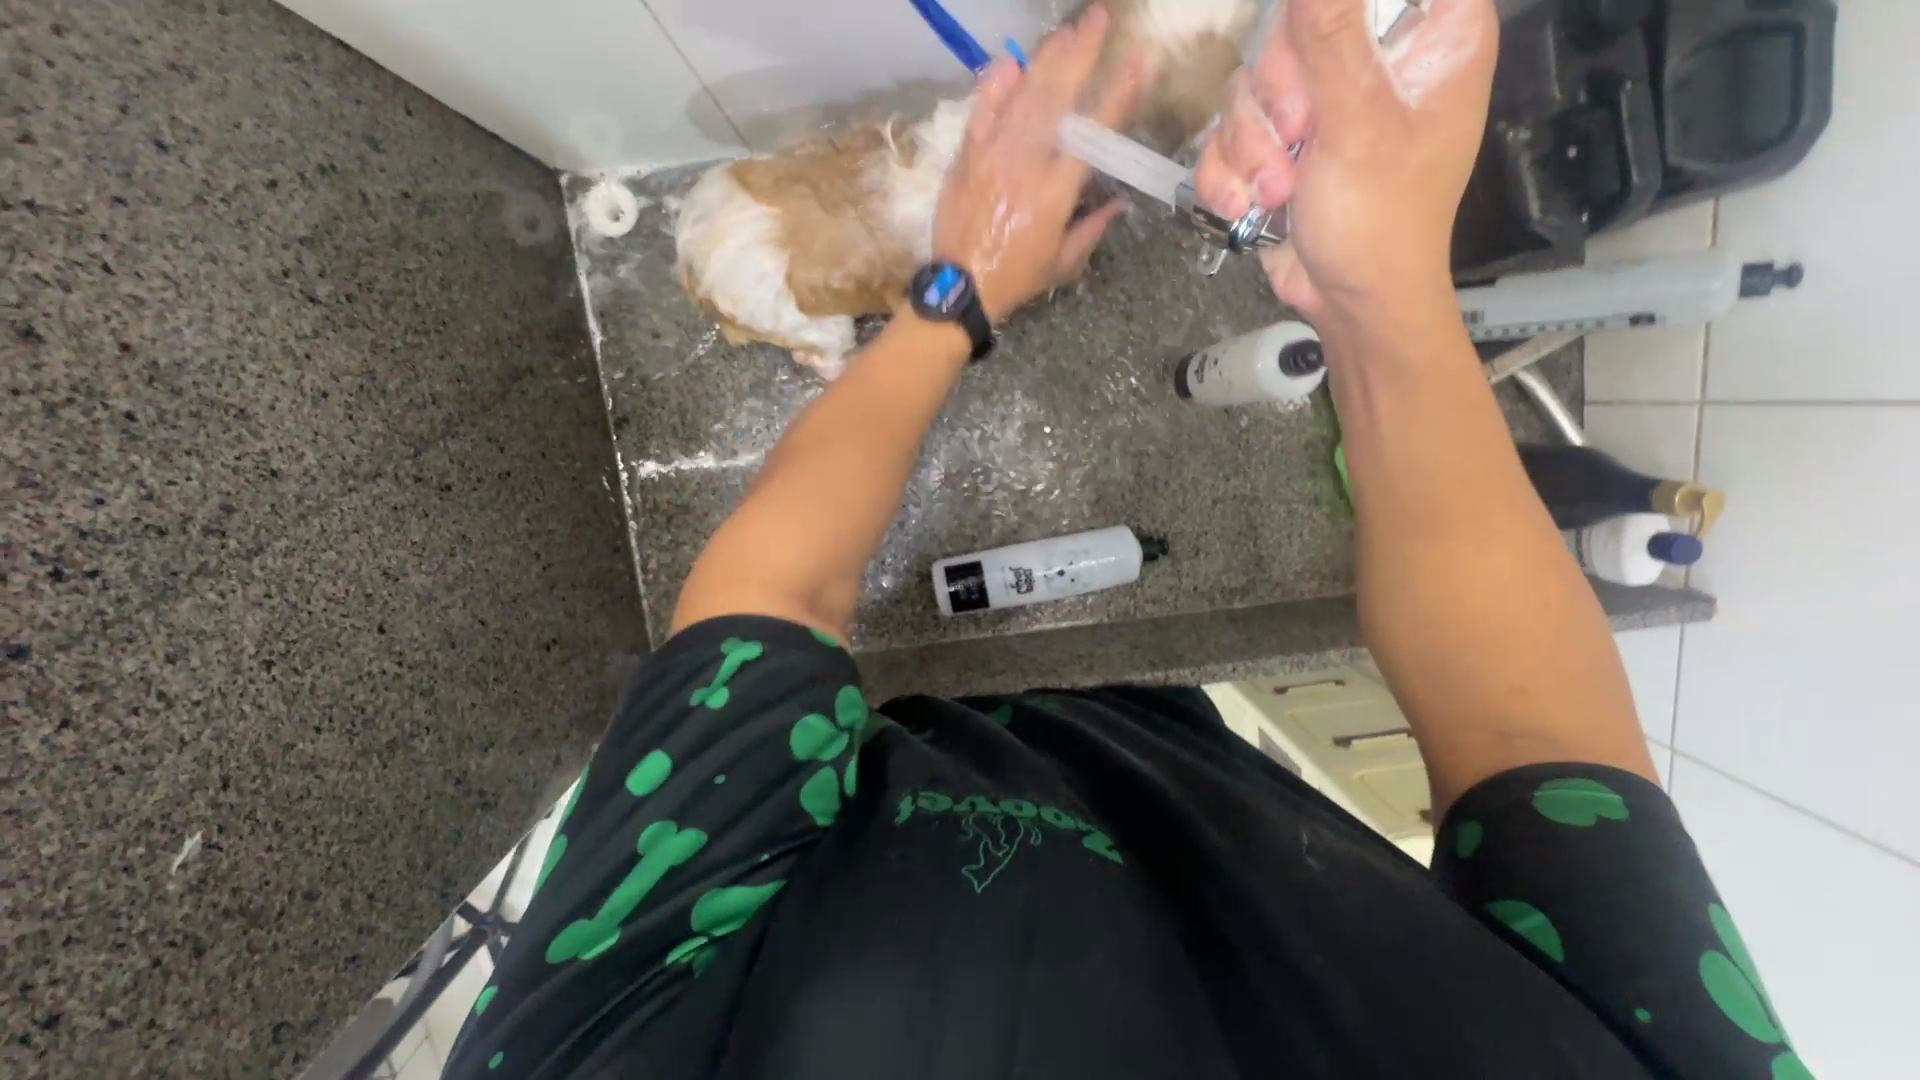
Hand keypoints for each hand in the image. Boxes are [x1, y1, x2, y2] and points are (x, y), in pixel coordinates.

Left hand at [932, 5, 1145, 321]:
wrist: (961, 287)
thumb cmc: (1016, 277)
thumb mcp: (1063, 261)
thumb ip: (1092, 229)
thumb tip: (1118, 204)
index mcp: (1057, 190)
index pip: (1095, 130)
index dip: (1118, 93)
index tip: (1137, 61)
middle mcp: (1027, 163)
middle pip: (1057, 96)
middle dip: (1081, 53)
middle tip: (1098, 19)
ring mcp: (993, 155)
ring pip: (1023, 96)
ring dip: (1046, 60)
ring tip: (1066, 34)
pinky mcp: (967, 157)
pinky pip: (983, 112)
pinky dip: (996, 86)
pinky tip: (1011, 61)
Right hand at [1193, 0, 1497, 323]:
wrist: (1347, 302)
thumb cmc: (1380, 221)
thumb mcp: (1359, 125)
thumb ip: (1331, 37)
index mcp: (1429, 35)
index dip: (1332, 10)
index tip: (1314, 74)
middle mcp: (1371, 59)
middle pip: (1294, 26)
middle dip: (1278, 94)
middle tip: (1298, 135)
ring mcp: (1319, 105)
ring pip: (1250, 86)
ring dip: (1249, 147)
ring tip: (1278, 191)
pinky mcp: (1276, 146)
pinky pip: (1228, 135)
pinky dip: (1229, 174)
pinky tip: (1249, 205)